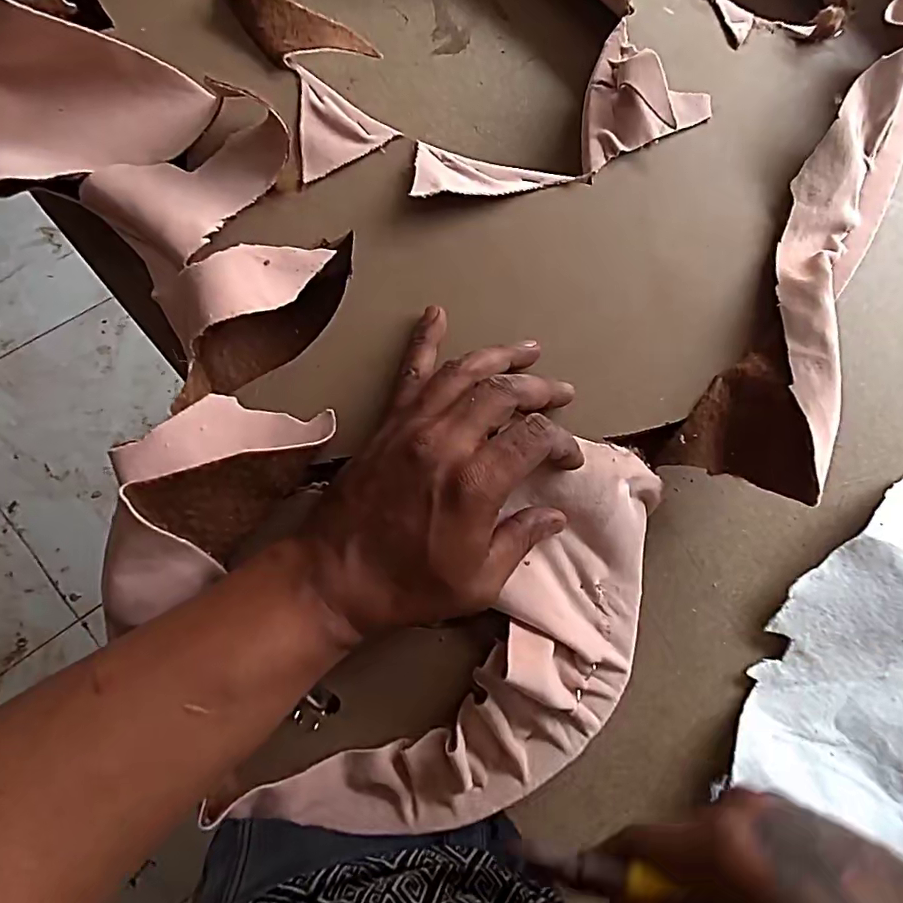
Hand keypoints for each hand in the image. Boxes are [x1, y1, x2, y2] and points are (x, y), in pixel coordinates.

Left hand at [298, 306, 584, 642]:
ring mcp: (412, 428)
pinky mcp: (388, 425)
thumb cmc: (407, 586)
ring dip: (500, 356)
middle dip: (540, 389)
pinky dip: (425, 340)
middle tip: (561, 393)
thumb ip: (521, 541)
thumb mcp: (478, 582)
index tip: (568, 457)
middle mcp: (444, 444)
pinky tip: (437, 315)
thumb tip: (553, 516)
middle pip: (503, 394)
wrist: (335, 577)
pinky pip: (410, 373)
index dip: (561, 442)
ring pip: (464, 373)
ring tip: (527, 351)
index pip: (534, 439)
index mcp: (474, 484)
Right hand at [596, 789, 902, 902]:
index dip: (595, 869)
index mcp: (721, 838)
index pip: (628, 844)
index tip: (568, 889)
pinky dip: (731, 881)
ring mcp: (771, 805)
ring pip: (702, 847)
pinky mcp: (797, 815)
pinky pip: (739, 843)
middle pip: (665, 846)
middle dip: (655, 895)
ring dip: (696, 892)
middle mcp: (738, 805)